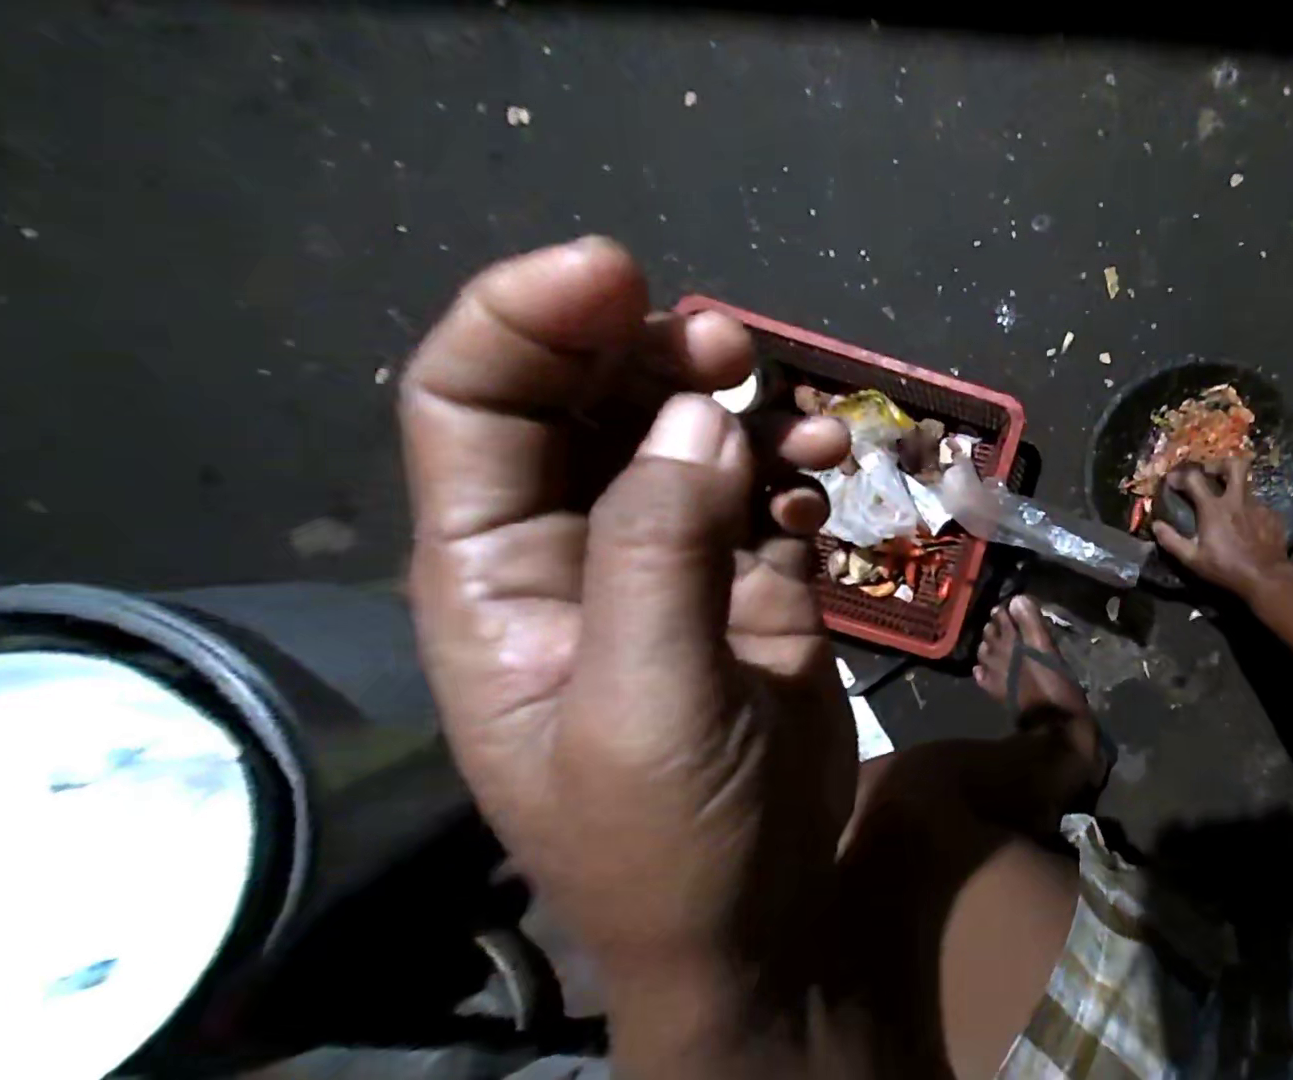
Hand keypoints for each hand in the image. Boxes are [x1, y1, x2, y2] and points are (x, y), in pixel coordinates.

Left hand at [398, 239, 856, 1051]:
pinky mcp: (739, 576)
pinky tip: (824, 475)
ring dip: (739, 406)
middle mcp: (568, 547)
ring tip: (803, 423)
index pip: (468, 403)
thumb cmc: (668, 846)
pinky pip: (755, 484)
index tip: (614, 271)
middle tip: (731, 344)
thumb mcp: (646, 710)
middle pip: (585, 399)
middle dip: (651, 353)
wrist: (756, 917)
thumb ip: (658, 555)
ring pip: (682, 432)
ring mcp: (661, 557)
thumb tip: (701, 419)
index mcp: (494, 574)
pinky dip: (789, 464)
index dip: (525, 320)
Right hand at [1149, 457, 1290, 596]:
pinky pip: (1257, 504)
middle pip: (1235, 465)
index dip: (1180, 476)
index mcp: (1213, 509)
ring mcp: (1258, 506)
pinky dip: (1246, 509)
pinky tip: (1243, 523)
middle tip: (1210, 475)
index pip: (1194, 479)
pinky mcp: (1272, 515)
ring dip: (1233, 488)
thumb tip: (1156, 525)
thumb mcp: (1191, 559)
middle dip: (1220, 464)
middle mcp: (1237, 501)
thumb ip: (1170, 540)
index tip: (1172, 481)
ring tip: (1225, 503)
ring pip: (1246, 485)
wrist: (1266, 577)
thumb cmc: (1225, 567)